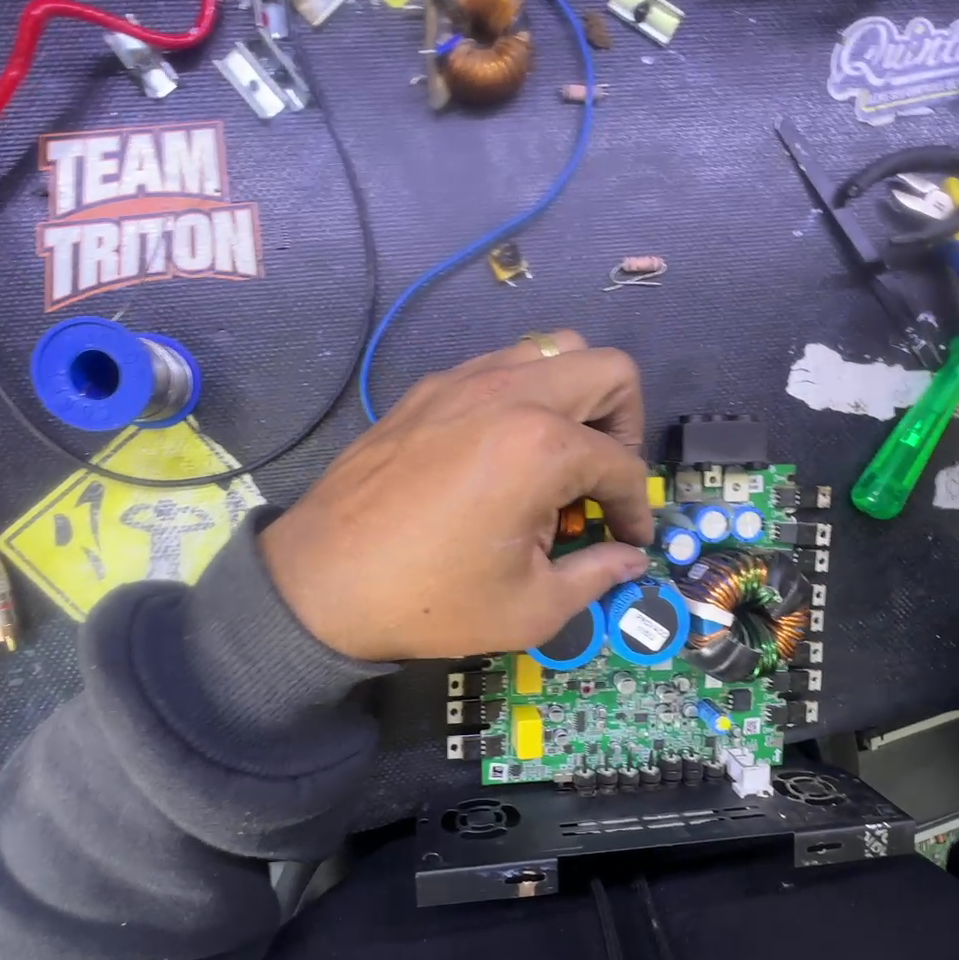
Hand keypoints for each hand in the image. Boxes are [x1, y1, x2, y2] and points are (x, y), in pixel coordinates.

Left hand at [260, 331, 655, 660]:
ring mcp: (463, 382)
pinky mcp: (427, 390)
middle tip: (603, 479)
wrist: (321, 584)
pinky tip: (501, 452)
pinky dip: (523, 396)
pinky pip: (499, 367)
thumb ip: (597, 575)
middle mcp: (509, 393)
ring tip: (556, 459)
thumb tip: (632, 556)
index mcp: (542, 446)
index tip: (631, 538)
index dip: (637, 508)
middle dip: (625, 425)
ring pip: (552, 351)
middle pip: (608, 370)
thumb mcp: (530, 608)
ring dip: (574, 399)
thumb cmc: (430, 601)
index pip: (622, 464)